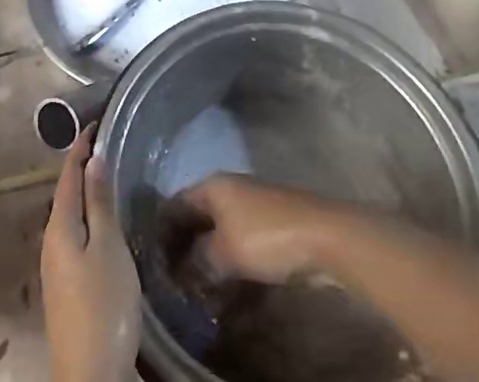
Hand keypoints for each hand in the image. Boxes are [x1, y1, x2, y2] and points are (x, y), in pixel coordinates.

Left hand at [42, 125, 139, 381]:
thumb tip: (93, 159)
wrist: (91, 373)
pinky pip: (76, 235)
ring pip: (70, 217)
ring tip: (107, 175)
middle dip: (81, 168)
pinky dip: (88, 217)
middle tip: (104, 144)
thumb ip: (99, 204)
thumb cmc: (104, 304)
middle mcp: (52, 243)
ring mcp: (57, 267)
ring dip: (85, 193)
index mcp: (60, 229)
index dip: (80, 149)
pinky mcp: (67, 286)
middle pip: (66, 195)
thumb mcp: (108, 247)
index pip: (68, 177)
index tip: (95, 124)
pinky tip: (104, 222)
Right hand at [178, 174, 348, 284]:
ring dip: (210, 261)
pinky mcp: (272, 228)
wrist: (326, 237)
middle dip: (186, 248)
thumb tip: (184, 271)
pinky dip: (232, 265)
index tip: (152, 259)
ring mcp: (253, 208)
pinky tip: (227, 291)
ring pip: (221, 235)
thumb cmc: (267, 237)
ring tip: (198, 292)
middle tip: (172, 280)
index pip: (176, 204)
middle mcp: (231, 191)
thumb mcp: (224, 253)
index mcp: (214, 187)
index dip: (163, 230)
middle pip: (199, 219)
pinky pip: (242, 246)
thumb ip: (198, 261)